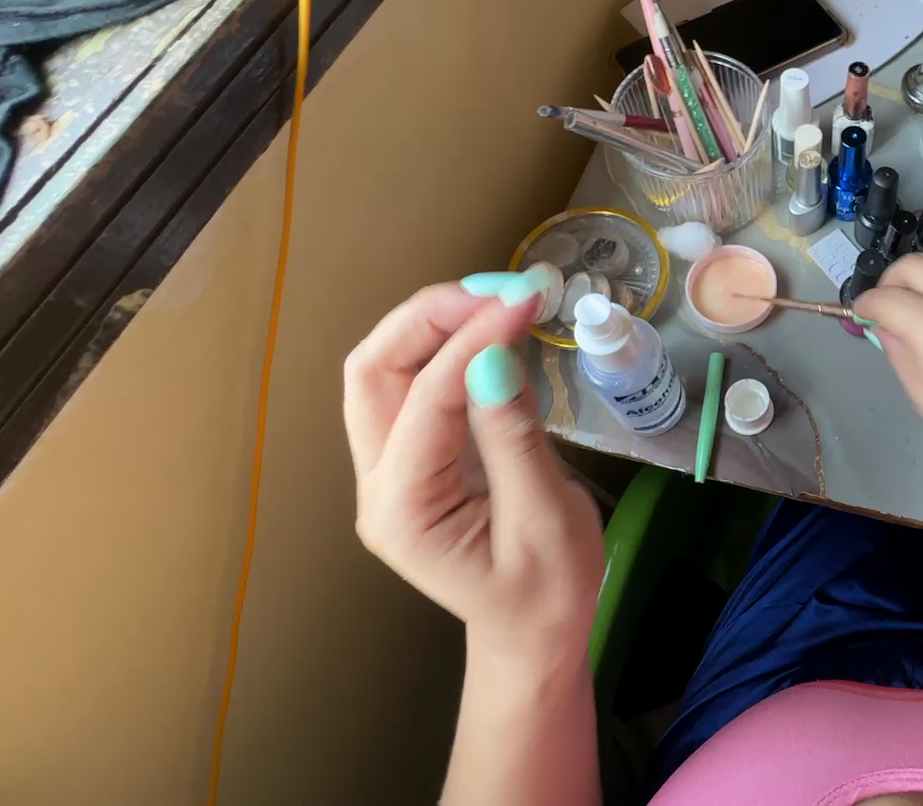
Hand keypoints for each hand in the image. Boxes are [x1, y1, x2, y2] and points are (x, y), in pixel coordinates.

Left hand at [344, 278, 604, 666]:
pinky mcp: (421, 455)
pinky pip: (418, 384)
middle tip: (503, 290)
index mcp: (405, 508)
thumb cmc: (548, 588)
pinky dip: (451, 343)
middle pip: (374, 370)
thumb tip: (494, 355)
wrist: (535, 633)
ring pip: (387, 370)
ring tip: (500, 298)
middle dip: (433, 316)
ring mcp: (393, 467)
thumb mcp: (544, 517)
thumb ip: (513, 436)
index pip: (428, 398)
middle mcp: (380, 481)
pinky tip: (494, 327)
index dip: (475, 339)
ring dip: (437, 323)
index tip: (528, 300)